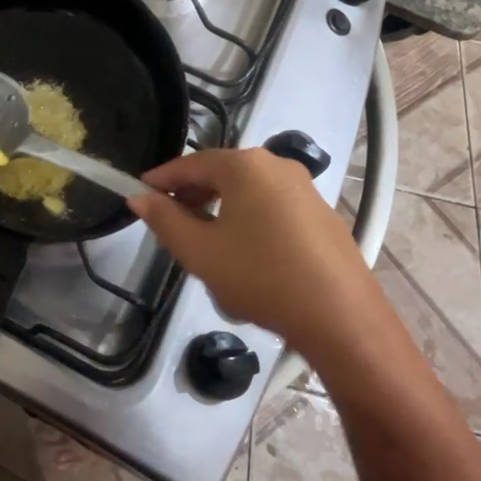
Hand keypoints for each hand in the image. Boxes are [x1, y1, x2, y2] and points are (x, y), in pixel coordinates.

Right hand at [128, 147, 368, 343]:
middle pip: (222, 173)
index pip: (190, 163)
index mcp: (245, 166)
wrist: (341, 318)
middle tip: (169, 221)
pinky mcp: (322, 214)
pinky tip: (246, 254)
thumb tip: (139, 198)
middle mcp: (277, 165)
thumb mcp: (200, 252)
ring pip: (248, 191)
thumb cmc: (261, 278)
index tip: (139, 194)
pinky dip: (250, 219)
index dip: (161, 179)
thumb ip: (165, 220)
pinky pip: (273, 206)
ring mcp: (305, 189)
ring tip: (204, 242)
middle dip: (192, 194)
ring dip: (220, 208)